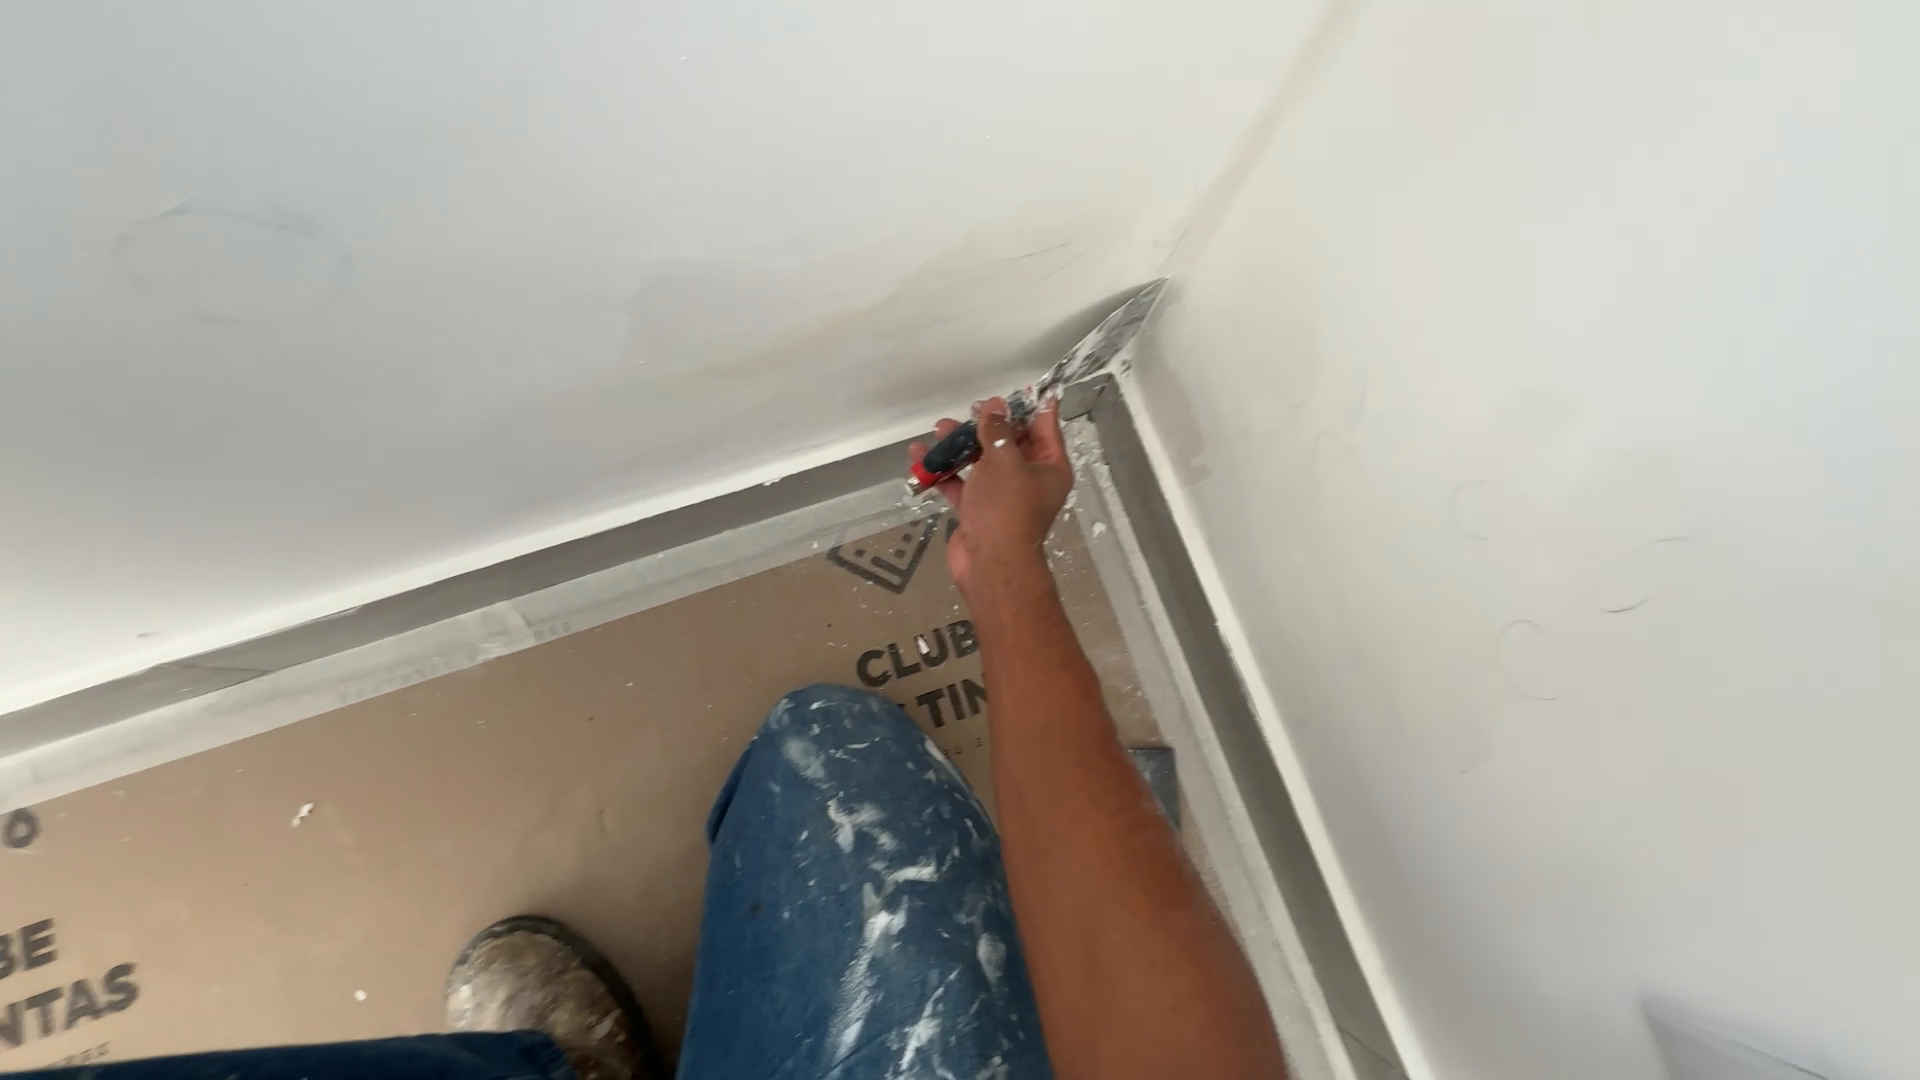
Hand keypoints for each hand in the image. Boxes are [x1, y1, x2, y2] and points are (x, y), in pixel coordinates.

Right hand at [909, 397, 1073, 599]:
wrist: (990, 565)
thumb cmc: (1006, 509)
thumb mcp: (1004, 461)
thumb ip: (997, 431)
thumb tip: (995, 405)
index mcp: (1049, 467)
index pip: (1045, 426)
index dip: (1030, 406)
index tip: (1017, 388)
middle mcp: (1029, 479)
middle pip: (1009, 442)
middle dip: (986, 424)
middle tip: (970, 409)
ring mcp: (1002, 496)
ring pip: (982, 461)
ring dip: (960, 445)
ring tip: (939, 428)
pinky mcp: (978, 510)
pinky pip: (961, 483)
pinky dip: (943, 471)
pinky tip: (920, 457)